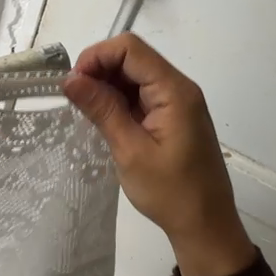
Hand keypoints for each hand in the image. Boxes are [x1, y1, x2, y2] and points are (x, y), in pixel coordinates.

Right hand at [62, 33, 256, 275]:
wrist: (206, 226)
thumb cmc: (170, 192)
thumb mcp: (130, 151)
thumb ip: (101, 109)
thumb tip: (69, 79)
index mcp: (174, 91)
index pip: (130, 49)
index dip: (96, 56)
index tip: (74, 84)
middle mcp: (178, 87)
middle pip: (131, 56)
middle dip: (98, 68)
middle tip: (76, 98)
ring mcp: (176, 101)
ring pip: (133, 73)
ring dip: (106, 83)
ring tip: (86, 110)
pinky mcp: (170, 115)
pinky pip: (140, 92)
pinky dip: (117, 98)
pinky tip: (103, 117)